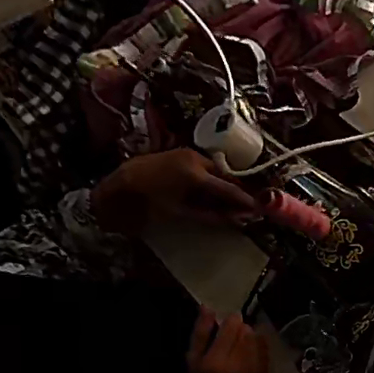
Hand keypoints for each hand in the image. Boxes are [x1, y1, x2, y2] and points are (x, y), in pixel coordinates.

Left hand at [93, 148, 258, 229]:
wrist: (115, 188)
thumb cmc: (147, 204)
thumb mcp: (182, 213)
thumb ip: (213, 215)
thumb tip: (238, 219)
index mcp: (196, 173)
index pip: (229, 188)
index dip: (245, 200)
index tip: (258, 209)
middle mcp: (194, 158)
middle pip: (224, 175)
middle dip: (235, 191)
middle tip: (244, 207)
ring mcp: (185, 153)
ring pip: (214, 170)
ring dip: (223, 184)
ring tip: (229, 201)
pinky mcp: (177, 153)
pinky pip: (202, 166)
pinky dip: (210, 178)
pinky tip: (210, 191)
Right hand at [187, 307, 269, 372]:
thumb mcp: (193, 359)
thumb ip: (200, 332)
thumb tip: (207, 307)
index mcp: (216, 361)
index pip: (233, 324)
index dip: (231, 322)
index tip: (227, 327)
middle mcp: (238, 366)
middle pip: (247, 330)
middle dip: (241, 331)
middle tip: (234, 341)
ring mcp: (255, 372)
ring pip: (259, 338)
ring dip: (251, 339)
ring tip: (242, 350)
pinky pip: (268, 350)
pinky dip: (261, 350)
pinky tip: (252, 358)